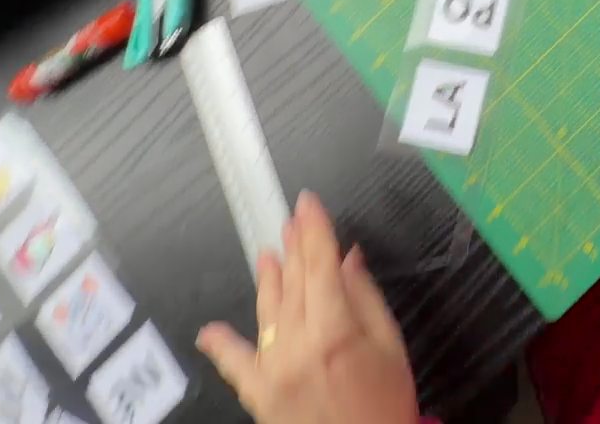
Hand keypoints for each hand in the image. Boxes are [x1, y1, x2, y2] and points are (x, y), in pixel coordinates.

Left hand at [198, 192, 417, 423]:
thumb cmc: (388, 399)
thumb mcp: (390, 343)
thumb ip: (366, 298)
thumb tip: (349, 257)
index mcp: (334, 331)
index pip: (321, 266)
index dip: (316, 230)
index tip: (309, 202)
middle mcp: (295, 347)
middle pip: (294, 284)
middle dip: (295, 246)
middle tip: (292, 216)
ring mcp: (271, 373)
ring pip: (268, 313)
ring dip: (268, 279)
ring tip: (267, 252)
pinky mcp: (259, 397)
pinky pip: (237, 367)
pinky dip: (222, 346)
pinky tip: (209, 331)